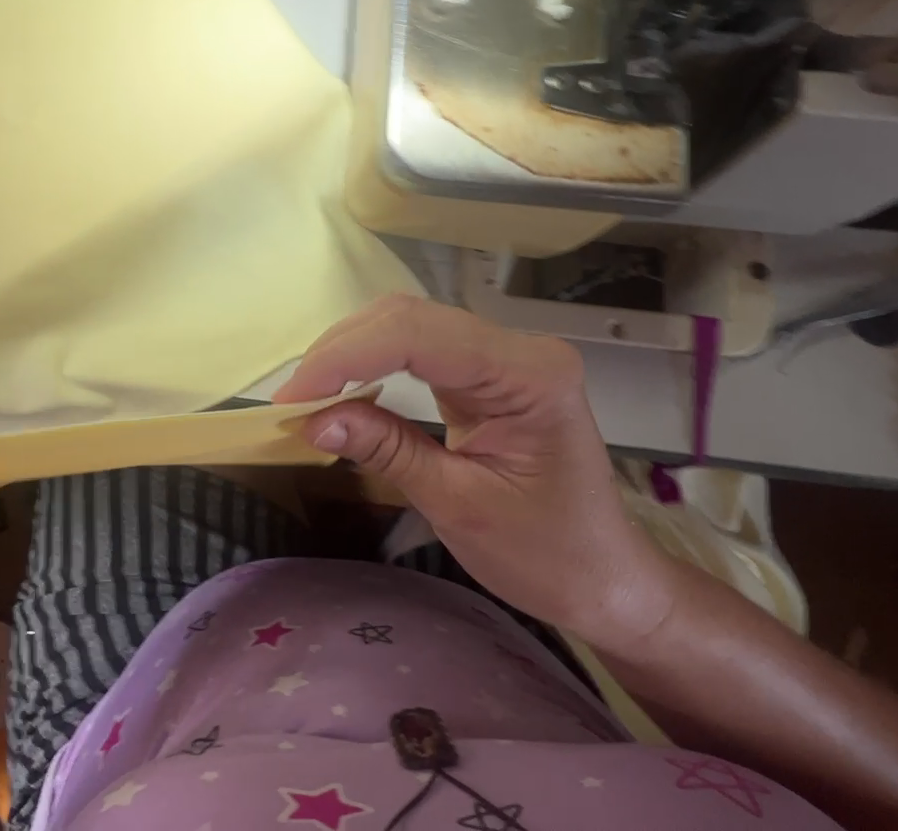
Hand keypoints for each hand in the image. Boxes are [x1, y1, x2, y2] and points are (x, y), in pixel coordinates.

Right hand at [274, 295, 675, 648]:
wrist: (606, 579)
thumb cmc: (547, 554)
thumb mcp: (458, 505)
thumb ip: (386, 451)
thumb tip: (313, 422)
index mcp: (529, 375)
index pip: (418, 339)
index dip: (346, 359)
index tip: (293, 400)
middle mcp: (518, 350)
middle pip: (408, 319)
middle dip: (340, 352)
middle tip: (292, 402)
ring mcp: (503, 358)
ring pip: (407, 325)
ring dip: (349, 353)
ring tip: (308, 396)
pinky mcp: (486, 373)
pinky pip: (417, 348)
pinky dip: (369, 362)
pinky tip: (342, 387)